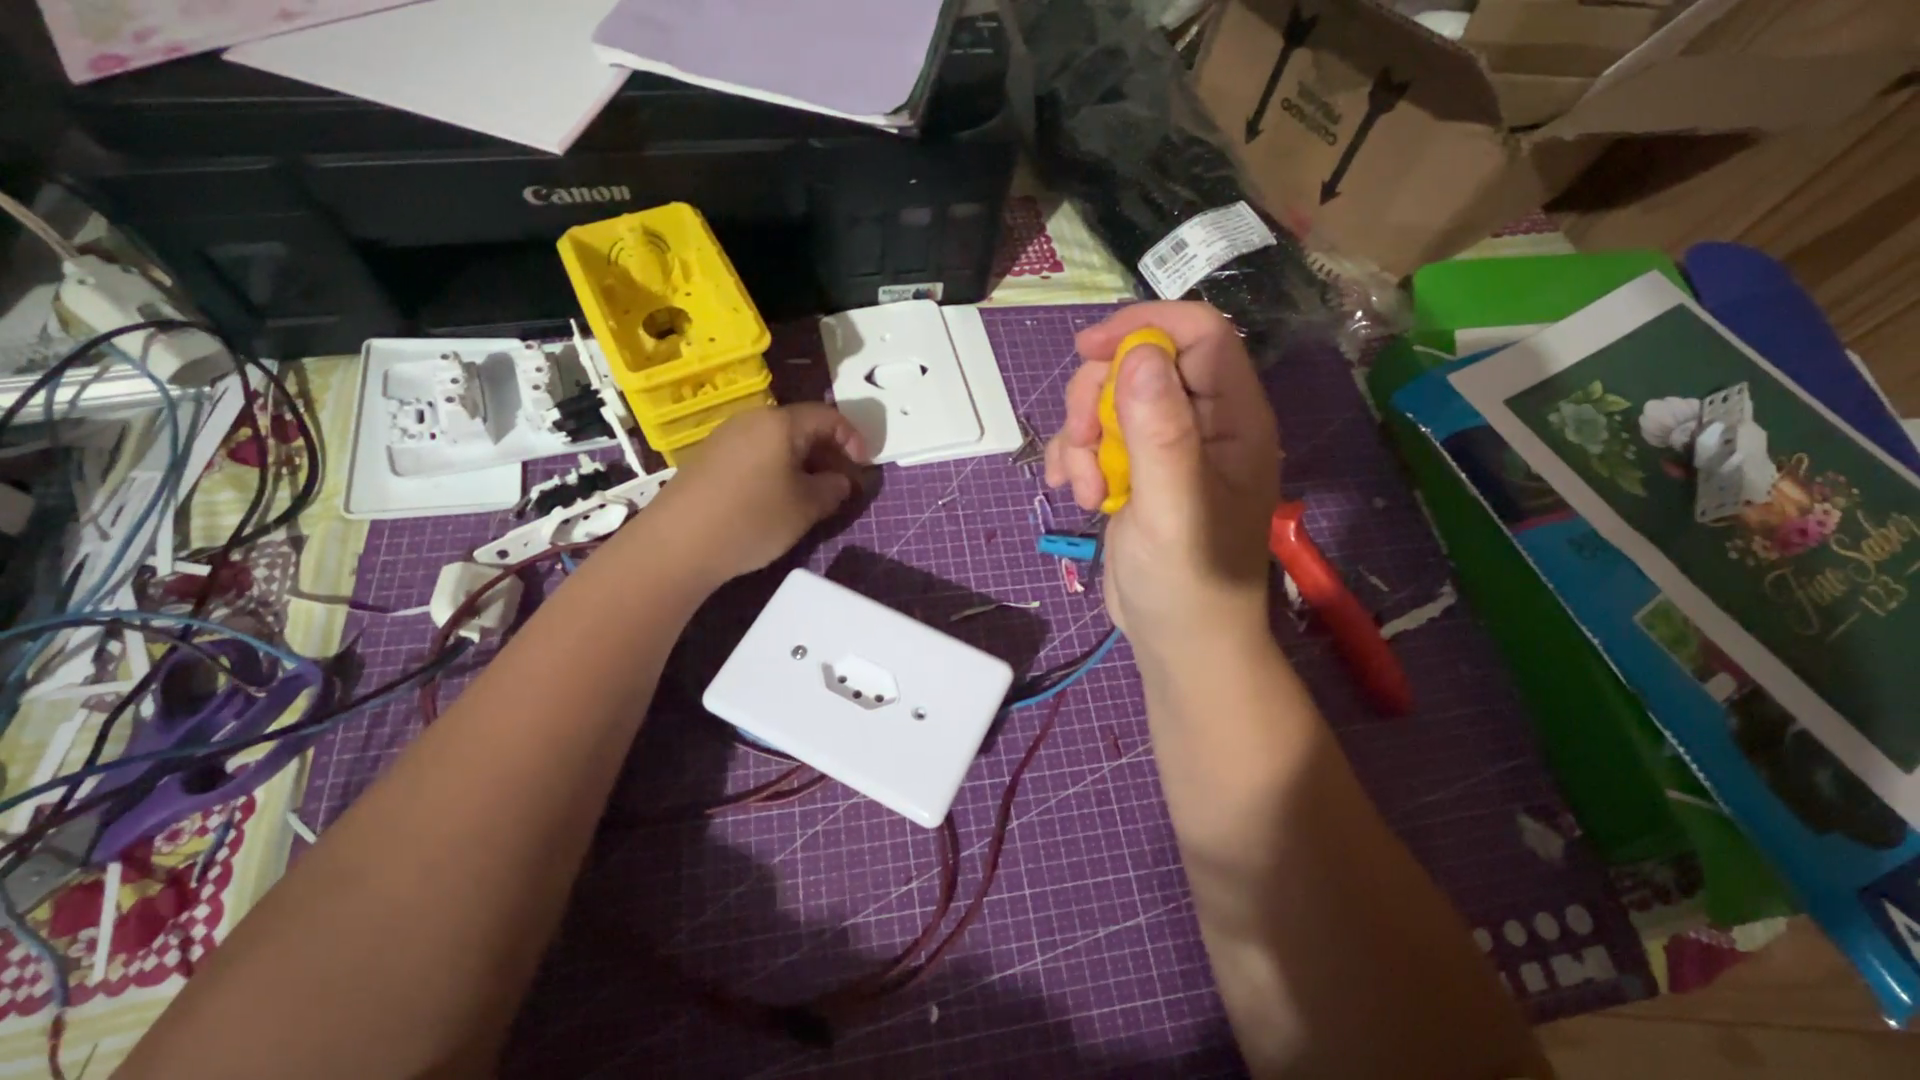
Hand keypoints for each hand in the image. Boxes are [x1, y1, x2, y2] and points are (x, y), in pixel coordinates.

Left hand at [646, 403, 868, 585]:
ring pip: (776, 442)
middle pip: (800, 426)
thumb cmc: (751, 520)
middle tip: (841, 483)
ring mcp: (725, 438)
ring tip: (812, 494)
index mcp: (779, 423)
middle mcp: (751, 420)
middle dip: (827, 452)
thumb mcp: (805, 508)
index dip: (853, 439)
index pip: (828, 417)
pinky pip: (754, 454)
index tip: (863, 467)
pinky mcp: (708, 459)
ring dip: (801, 462)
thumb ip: (831, 489)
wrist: (677, 545)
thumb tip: (838, 480)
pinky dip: (776, 469)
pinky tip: (776, 499)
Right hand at [1044, 302, 1280, 659]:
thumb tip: (1138, 354)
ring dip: (1082, 435)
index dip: (1145, 328)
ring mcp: (1167, 448)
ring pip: (1110, 399)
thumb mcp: (1173, 508)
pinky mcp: (1137, 472)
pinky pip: (1096, 436)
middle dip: (1097, 396)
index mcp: (1234, 418)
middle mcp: (1205, 423)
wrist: (1179, 644)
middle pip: (1141, 363)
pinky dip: (1075, 457)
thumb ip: (1160, 432)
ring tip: (1083, 488)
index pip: (1199, 334)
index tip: (1089, 350)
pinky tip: (1072, 492)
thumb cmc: (1190, 582)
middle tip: (1084, 444)